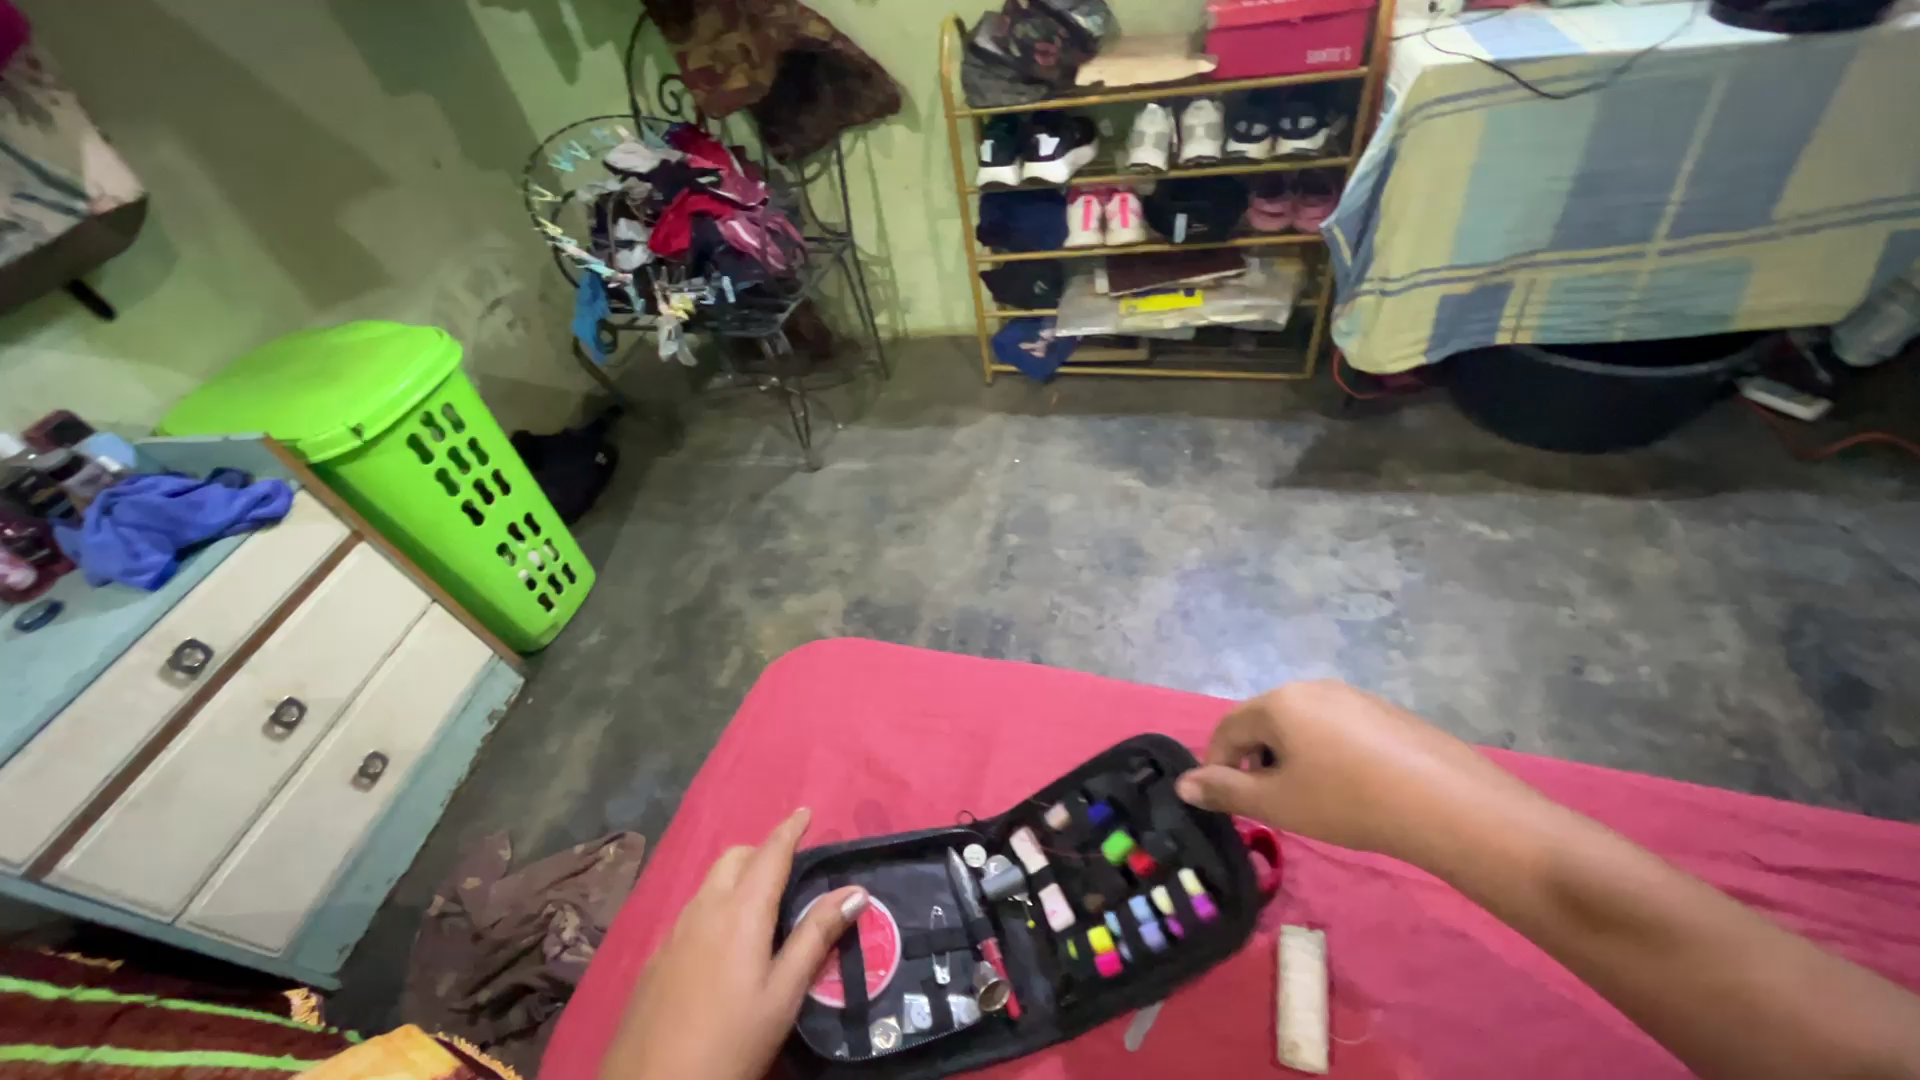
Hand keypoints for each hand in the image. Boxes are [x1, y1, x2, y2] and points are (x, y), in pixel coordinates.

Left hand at [601, 808, 866, 1079]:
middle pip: (734, 858)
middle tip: (789, 870)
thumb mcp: (783, 994)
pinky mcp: (655, 959)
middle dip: (762, 852)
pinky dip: (715, 907)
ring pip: (709, 884)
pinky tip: (723, 947)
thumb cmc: (730, 1042)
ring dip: (737, 878)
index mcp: (740, 912)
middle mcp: (703, 910)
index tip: (805, 811)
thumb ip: (816, 937)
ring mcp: (673, 933)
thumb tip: (855, 890)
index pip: (770, 854)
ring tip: (761, 907)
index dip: (789, 829)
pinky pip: (692, 912)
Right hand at [1175, 680, 1546, 865]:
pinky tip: (1352, 788)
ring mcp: (1353, 696)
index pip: (1227, 729)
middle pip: (1264, 722)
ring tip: (1312, 798)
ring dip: (1291, 758)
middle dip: (1256, 761)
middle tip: (1271, 804)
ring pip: (1302, 725)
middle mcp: (1311, 687)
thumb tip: (1182, 785)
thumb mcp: (1276, 803)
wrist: (1447, 805)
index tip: (1226, 801)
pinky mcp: (1386, 712)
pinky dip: (1327, 753)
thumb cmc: (1346, 802)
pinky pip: (1338, 728)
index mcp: (1278, 702)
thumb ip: (1224, 791)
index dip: (1216, 765)